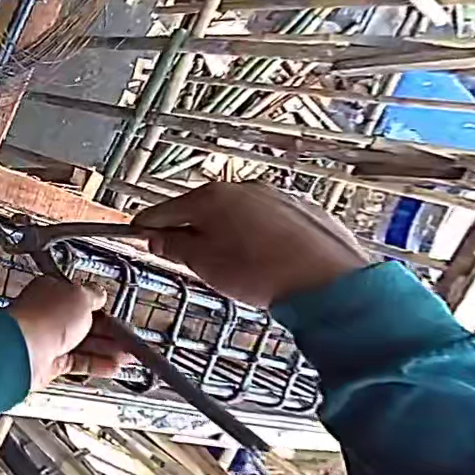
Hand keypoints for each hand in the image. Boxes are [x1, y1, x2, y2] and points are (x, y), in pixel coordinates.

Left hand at [6, 277, 129, 389]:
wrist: (23, 350)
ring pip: (83, 343)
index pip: (81, 297)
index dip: (102, 307)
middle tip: (130, 340)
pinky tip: (113, 366)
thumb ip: (93, 295)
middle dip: (110, 332)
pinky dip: (97, 364)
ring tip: (129, 355)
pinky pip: (78, 362)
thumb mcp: (79, 297)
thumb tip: (99, 292)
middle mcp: (47, 313)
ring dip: (108, 349)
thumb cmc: (43, 317)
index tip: (119, 315)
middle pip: (84, 322)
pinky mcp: (49, 361)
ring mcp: (48, 338)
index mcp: (50, 290)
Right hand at [132, 182, 370, 307]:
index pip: (160, 211)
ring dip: (225, 233)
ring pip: (234, 213)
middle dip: (190, 231)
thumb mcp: (199, 262)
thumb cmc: (263, 273)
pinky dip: (258, 236)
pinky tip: (263, 260)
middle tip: (190, 259)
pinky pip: (267, 220)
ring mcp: (276, 196)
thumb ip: (170, 245)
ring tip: (232, 264)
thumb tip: (157, 238)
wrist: (333, 286)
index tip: (141, 239)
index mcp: (209, 197)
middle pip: (198, 209)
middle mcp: (242, 188)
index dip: (147, 228)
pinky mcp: (306, 210)